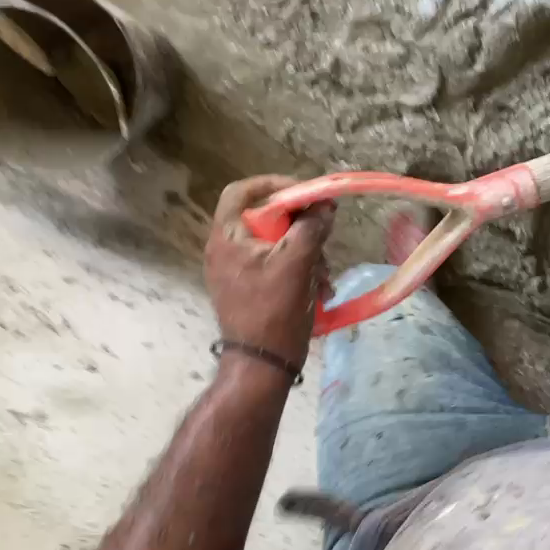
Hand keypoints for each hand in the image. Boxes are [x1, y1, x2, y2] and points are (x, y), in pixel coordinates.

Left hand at [205, 176, 334, 367]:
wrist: (262, 365)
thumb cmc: (274, 311)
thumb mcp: (298, 263)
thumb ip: (311, 228)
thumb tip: (324, 206)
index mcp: (226, 238)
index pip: (242, 191)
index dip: (275, 185)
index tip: (307, 194)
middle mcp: (225, 250)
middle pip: (266, 218)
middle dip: (301, 227)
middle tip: (324, 238)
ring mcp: (235, 271)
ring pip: (276, 243)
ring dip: (306, 253)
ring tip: (325, 275)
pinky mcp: (248, 289)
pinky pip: (276, 265)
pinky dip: (299, 271)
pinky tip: (319, 289)